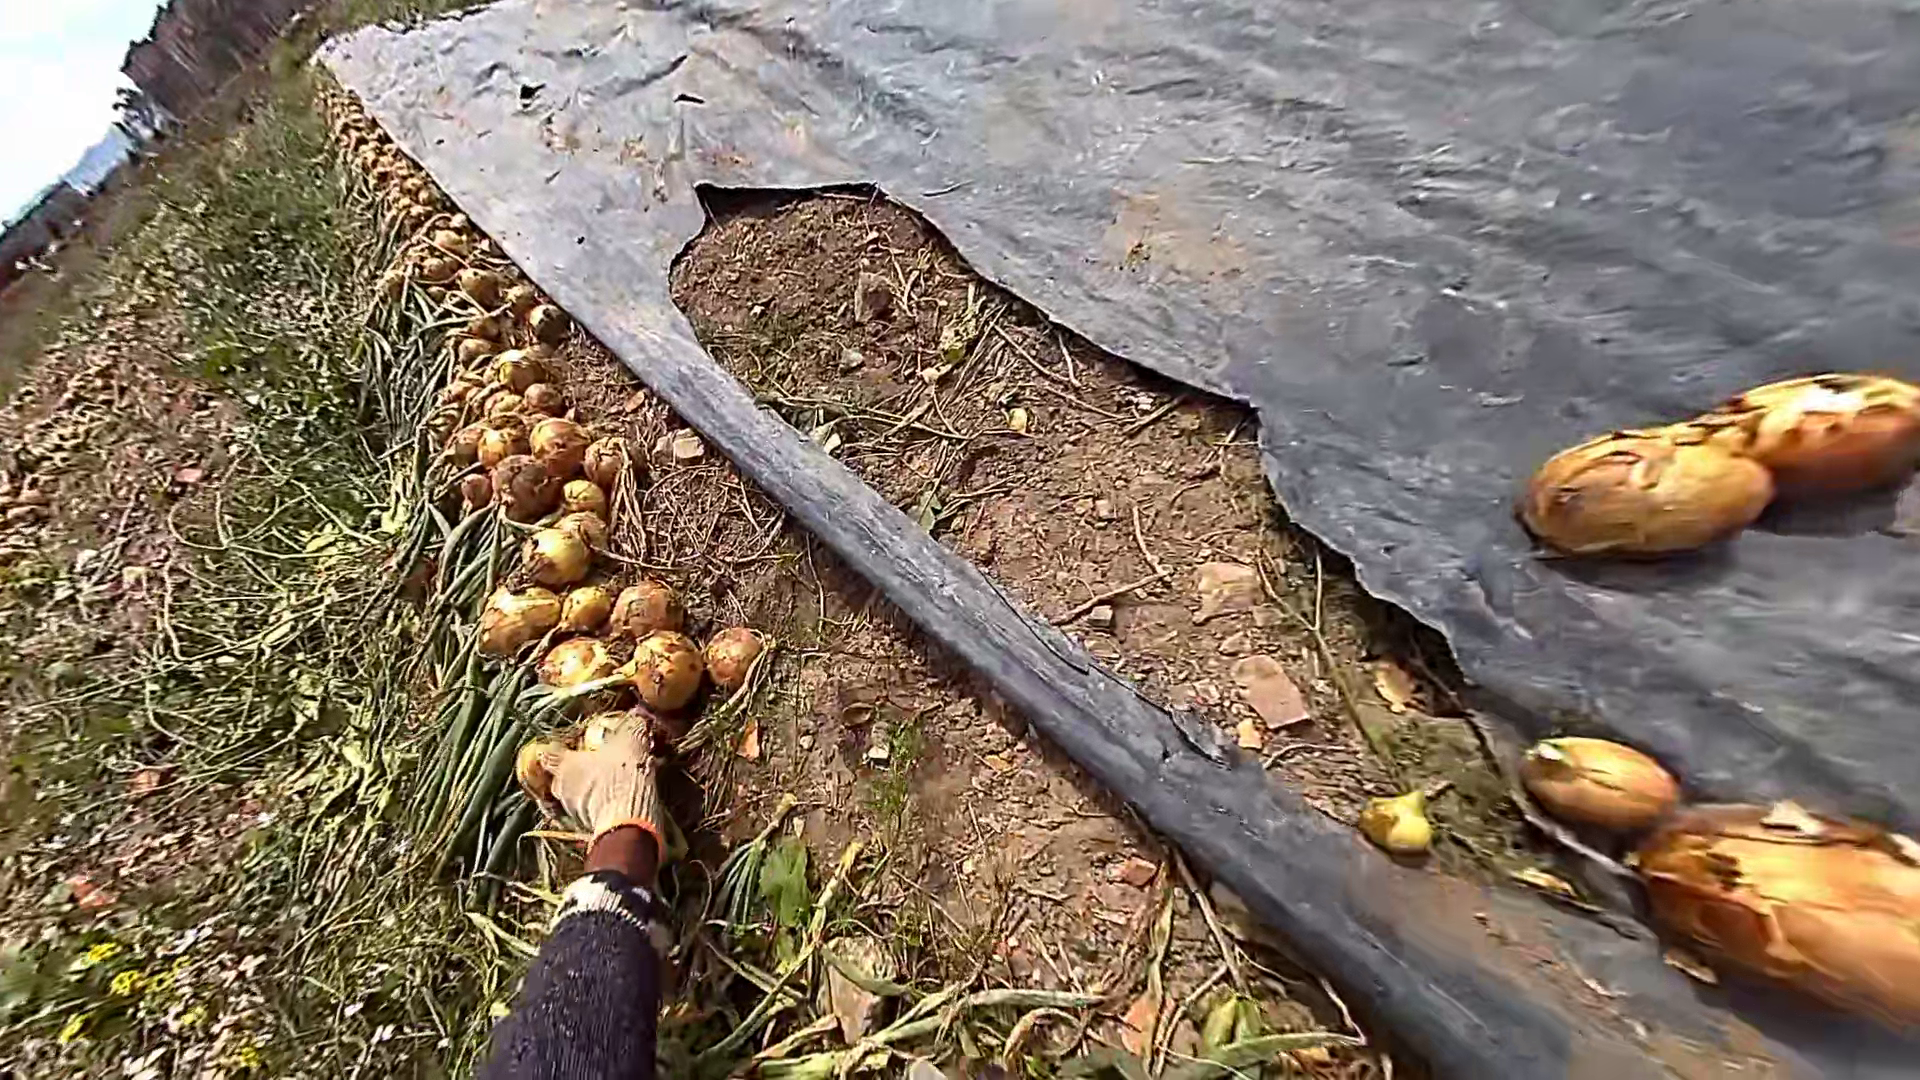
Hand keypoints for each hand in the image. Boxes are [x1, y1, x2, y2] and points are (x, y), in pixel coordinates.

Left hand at [516, 710, 666, 867]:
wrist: (628, 818)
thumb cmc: (621, 773)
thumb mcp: (631, 739)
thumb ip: (630, 726)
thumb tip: (636, 716)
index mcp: (564, 764)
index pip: (548, 753)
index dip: (556, 747)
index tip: (566, 743)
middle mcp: (560, 788)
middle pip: (561, 776)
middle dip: (576, 770)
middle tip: (597, 761)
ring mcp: (571, 811)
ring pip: (575, 795)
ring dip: (589, 788)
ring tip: (612, 781)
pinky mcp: (586, 828)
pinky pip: (590, 810)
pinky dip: (600, 804)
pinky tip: (619, 798)